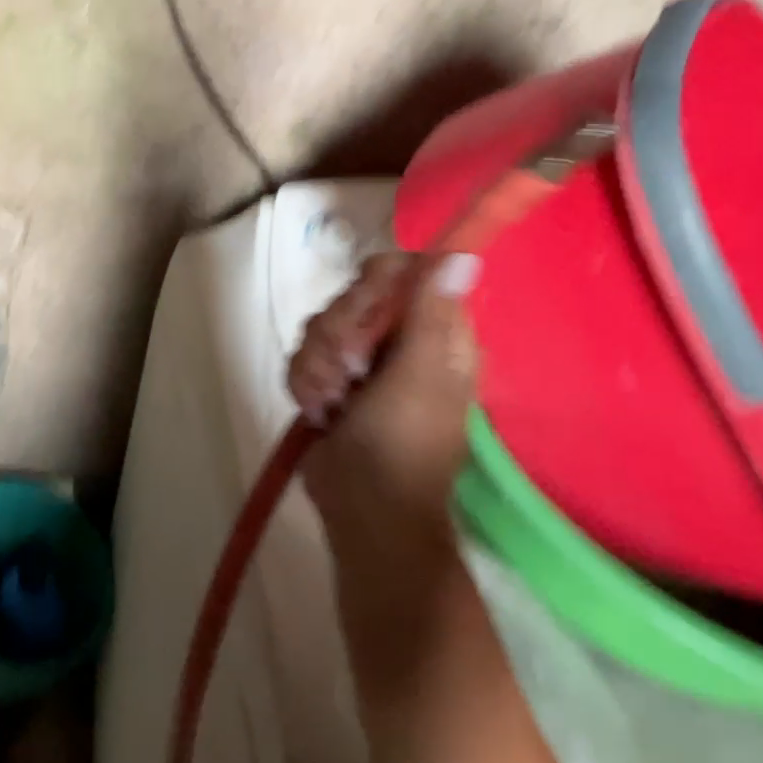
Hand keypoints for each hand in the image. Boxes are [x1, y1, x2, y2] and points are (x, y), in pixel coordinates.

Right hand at [292, 252, 481, 522]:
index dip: (375, 285)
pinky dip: (305, 385)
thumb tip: (461, 255)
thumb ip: (430, 315)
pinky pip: (301, 357)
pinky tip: (320, 412)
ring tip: (333, 403)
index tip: (366, 310)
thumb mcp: (420, 377)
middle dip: (338, 335)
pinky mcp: (328, 381)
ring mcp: (360, 361)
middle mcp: (398, 340)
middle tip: (351, 370)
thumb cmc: (404, 444)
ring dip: (318, 366)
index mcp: (436, 333)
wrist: (365, 507)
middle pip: (351, 297)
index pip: (401, 273)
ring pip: (319, 327)